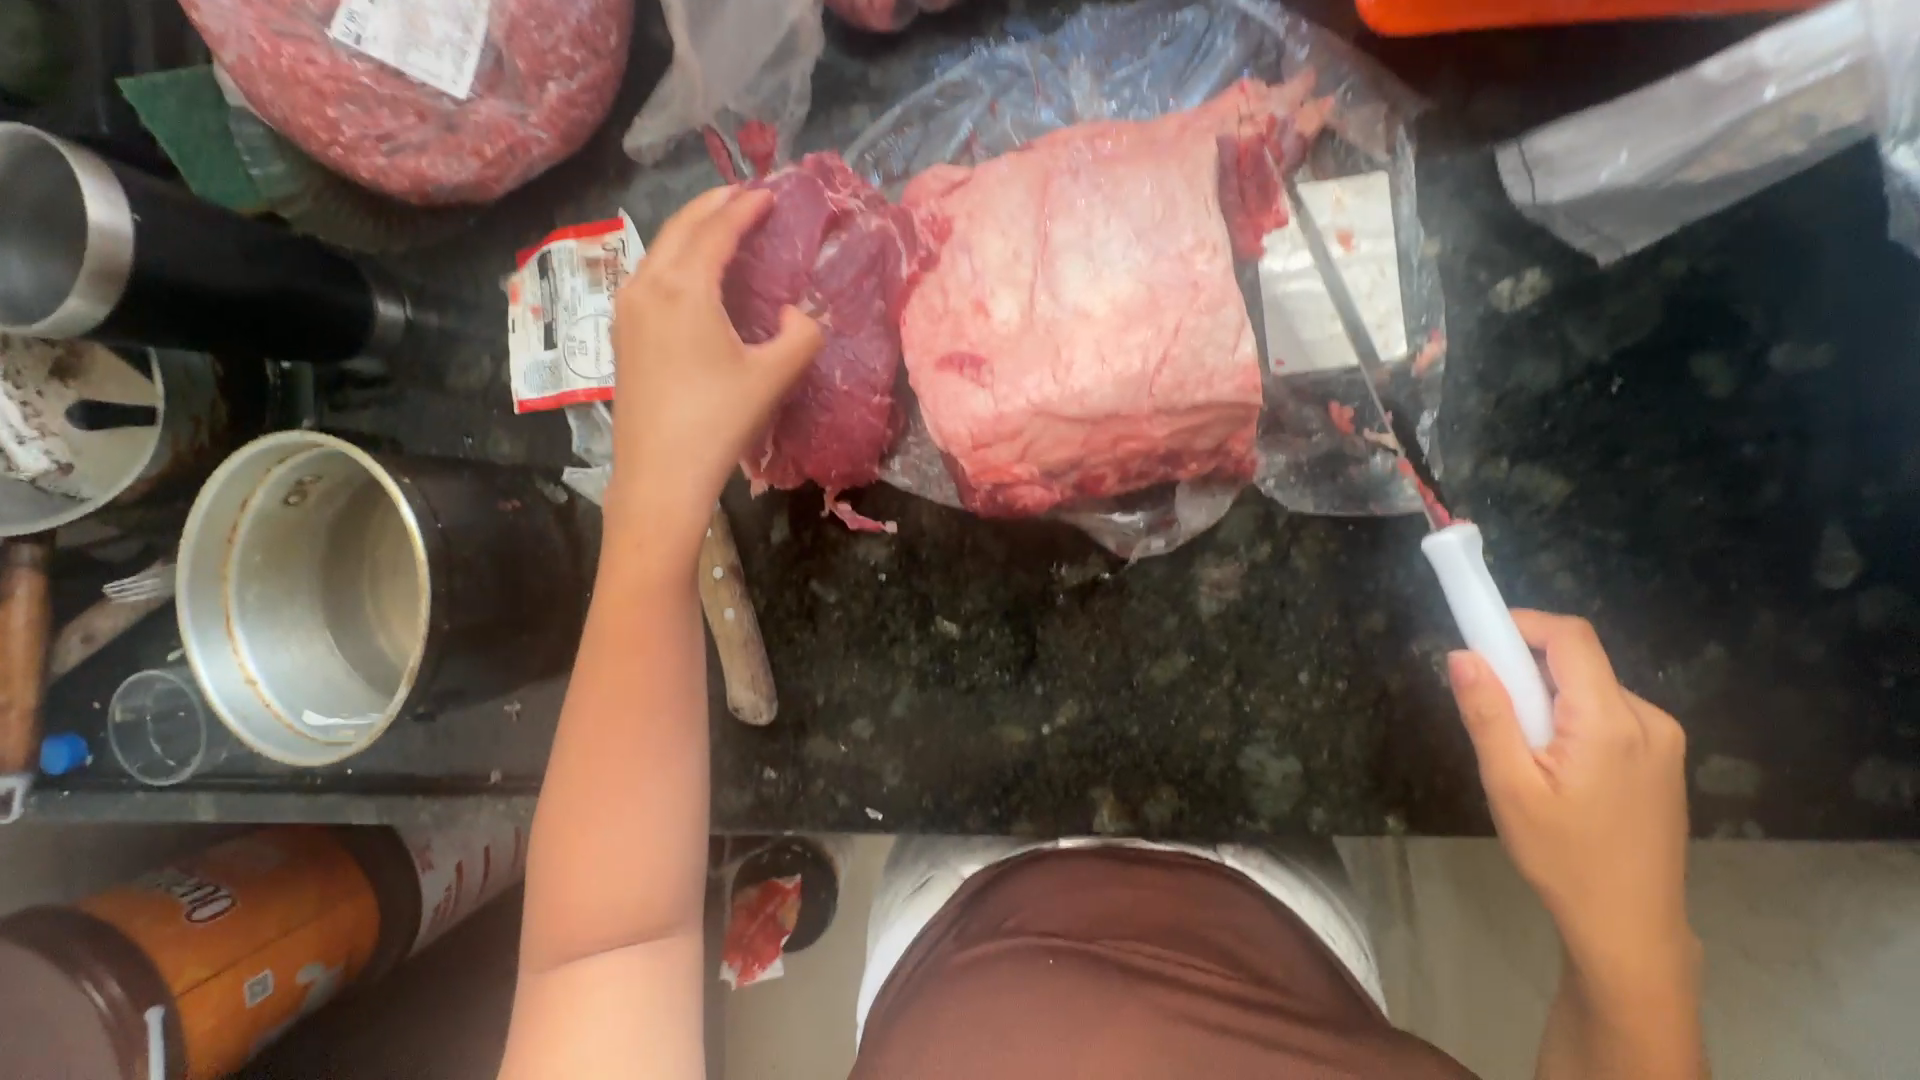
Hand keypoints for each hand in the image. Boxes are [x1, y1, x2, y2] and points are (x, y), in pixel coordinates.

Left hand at [607, 185, 823, 559]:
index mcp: (684, 288)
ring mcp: (627, 309)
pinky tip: (692, 273)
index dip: (745, 208)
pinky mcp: (622, 333)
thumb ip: (803, 335)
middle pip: (680, 228)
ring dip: (691, 230)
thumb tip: (798, 313)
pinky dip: (675, 258)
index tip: (769, 194)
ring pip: (659, 250)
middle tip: (743, 194)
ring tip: (720, 225)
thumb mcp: (774, 376)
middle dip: (712, 206)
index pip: (717, 231)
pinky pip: (649, 275)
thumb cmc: (719, 421)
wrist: (660, 473)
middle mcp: (647, 285)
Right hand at [1448, 611, 1690, 956]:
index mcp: (1609, 722)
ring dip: (1547, 699)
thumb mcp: (1508, 785)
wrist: (1629, 924)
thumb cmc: (1561, 856)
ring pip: (1590, 689)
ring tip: (1522, 754)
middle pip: (1578, 662)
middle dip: (1526, 671)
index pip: (1571, 637)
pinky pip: (1608, 714)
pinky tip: (1555, 769)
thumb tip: (1462, 654)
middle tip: (1490, 713)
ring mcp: (1662, 739)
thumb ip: (1487, 714)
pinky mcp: (1663, 758)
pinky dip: (1570, 719)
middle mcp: (1647, 719)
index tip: (1478, 637)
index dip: (1522, 622)